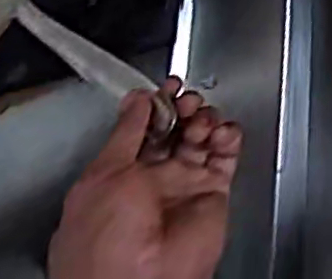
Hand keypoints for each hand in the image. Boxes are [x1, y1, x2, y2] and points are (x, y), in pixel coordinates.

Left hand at [48, 78, 242, 278]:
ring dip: (205, 117)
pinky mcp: (214, 188)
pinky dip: (229, 134)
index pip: (140, 129)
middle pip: (174, 127)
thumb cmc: (105, 245)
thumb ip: (125, 133)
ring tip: (201, 120)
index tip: (165, 86)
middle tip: (186, 101)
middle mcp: (150, 180)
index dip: (154, 104)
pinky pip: (228, 150)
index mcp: (115, 179)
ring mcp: (184, 184)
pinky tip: (220, 132)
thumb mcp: (102, 178)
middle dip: (183, 106)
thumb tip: (137, 99)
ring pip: (202, 133)